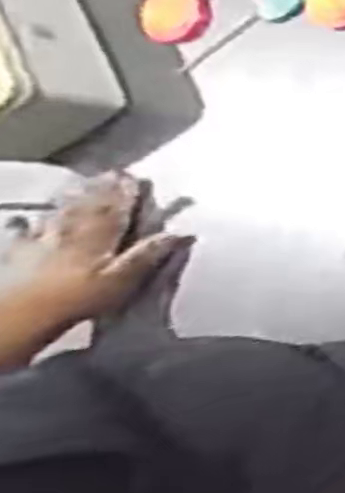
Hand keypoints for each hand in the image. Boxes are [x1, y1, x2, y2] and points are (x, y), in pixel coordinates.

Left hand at [20, 173, 185, 320]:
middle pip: (87, 209)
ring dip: (69, 200)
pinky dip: (22, 225)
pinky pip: (20, 236)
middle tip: (108, 173)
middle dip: (100, 191)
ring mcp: (38, 246)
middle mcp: (69, 237)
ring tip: (76, 185)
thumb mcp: (123, 280)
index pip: (116, 212)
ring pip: (57, 216)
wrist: (16, 319)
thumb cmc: (78, 300)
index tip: (134, 177)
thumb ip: (148, 255)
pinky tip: (21, 218)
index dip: (126, 194)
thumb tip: (180, 233)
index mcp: (98, 240)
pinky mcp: (14, 259)